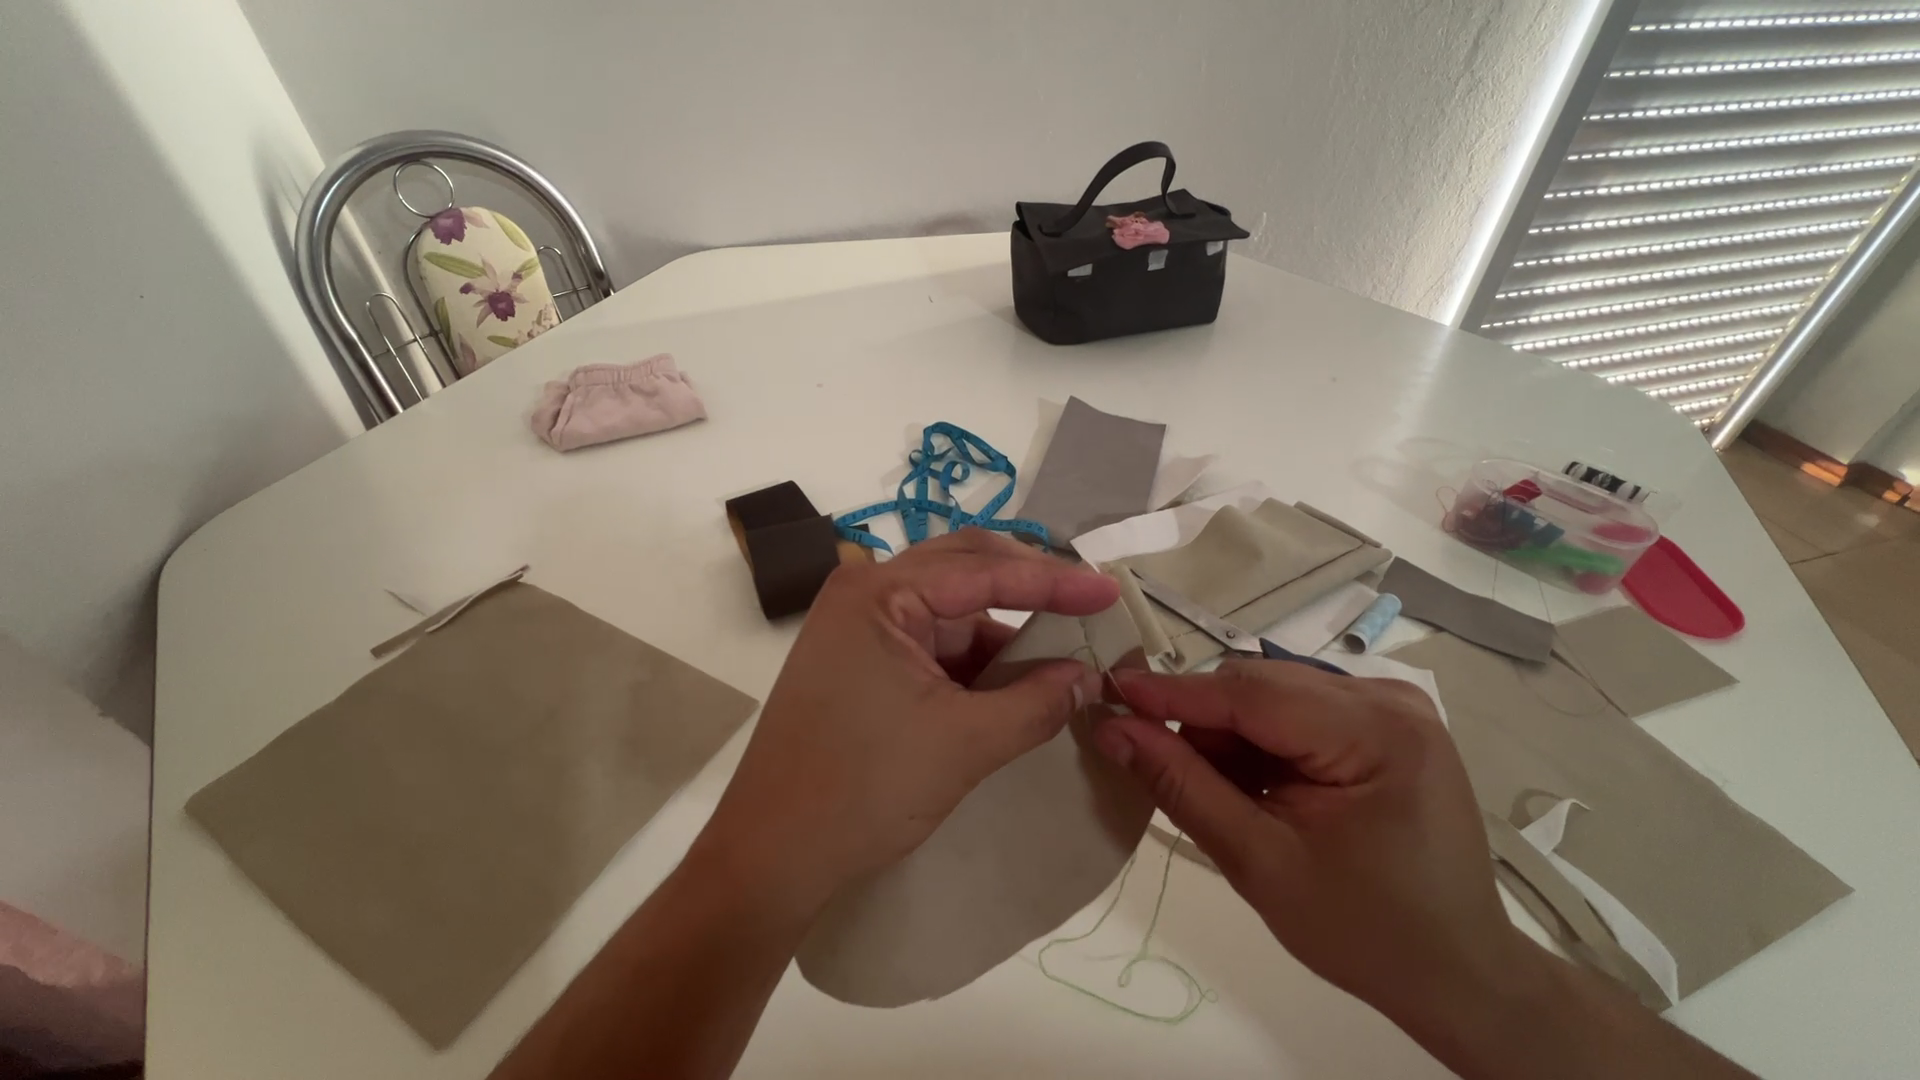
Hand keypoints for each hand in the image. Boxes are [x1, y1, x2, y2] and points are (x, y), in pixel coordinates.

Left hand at [700, 530, 1118, 911]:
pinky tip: (1013, 682)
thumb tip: (1087, 677)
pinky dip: (973, 661)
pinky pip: (930, 644)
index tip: (1110, 590)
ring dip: (1003, 632)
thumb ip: (1036, 703)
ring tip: (1061, 655)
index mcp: (879, 592)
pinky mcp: (860, 663)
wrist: (772, 855)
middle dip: (1028, 589)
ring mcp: (858, 628)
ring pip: (950, 612)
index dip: (1055, 581)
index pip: (984, 571)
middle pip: (963, 572)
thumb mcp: (965, 744)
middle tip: (1089, 604)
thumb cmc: (863, 789)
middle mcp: (864, 594)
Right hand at [1094, 660, 1521, 1026]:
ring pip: (1274, 695)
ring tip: (1219, 791)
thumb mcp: (1258, 861)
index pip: (1251, 694)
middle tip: (1159, 765)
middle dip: (1204, 723)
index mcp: (1377, 731)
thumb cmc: (1363, 929)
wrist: (1456, 971)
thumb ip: (1183, 786)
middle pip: (1262, 686)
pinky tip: (1256, 786)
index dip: (1174, 693)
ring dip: (1230, 735)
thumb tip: (1115, 730)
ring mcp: (1393, 707)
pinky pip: (1298, 711)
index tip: (1111, 693)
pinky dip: (1261, 743)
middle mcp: (1389, 700)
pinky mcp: (1386, 723)